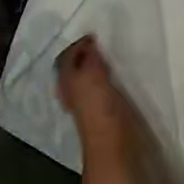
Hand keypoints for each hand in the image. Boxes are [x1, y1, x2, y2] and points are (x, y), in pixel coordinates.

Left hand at [57, 36, 141, 153]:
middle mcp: (71, 91)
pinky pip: (98, 90)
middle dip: (87, 54)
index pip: (68, 56)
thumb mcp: (93, 77)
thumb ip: (90, 59)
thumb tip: (90, 43)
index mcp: (67, 80)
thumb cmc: (101, 110)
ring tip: (112, 56)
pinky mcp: (100, 115)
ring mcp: (85, 105)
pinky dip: (104, 79)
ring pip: (86, 78)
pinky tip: (116, 78)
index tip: (98, 33)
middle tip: (105, 42)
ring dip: (96, 67)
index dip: (80, 44)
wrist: (113, 150)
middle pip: (75, 67)